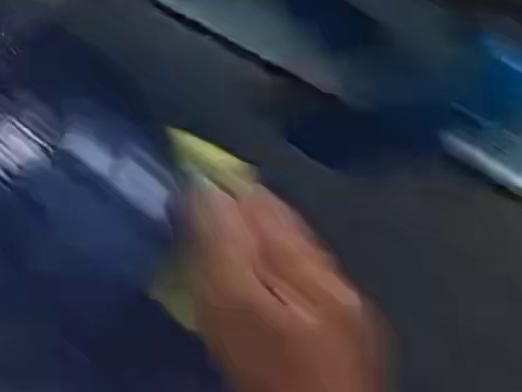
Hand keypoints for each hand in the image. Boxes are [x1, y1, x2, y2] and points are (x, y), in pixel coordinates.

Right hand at [193, 184, 385, 391]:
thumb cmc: (263, 361)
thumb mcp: (229, 297)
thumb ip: (218, 235)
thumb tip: (201, 180)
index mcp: (310, 266)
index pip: (259, 198)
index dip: (217, 175)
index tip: (177, 161)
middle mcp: (335, 277)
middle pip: (277, 218)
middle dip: (231, 199)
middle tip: (183, 192)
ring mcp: (343, 305)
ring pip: (285, 243)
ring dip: (245, 226)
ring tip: (203, 222)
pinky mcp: (337, 327)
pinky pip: (291, 268)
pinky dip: (260, 253)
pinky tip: (238, 263)